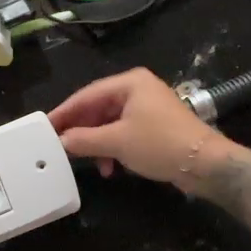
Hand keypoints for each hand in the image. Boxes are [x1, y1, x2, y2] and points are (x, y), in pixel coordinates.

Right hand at [48, 68, 223, 187]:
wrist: (205, 164)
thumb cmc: (160, 144)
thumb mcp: (117, 142)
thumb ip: (84, 139)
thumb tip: (61, 141)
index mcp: (129, 83)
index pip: (87, 95)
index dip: (65, 112)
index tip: (45, 126)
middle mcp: (138, 90)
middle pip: (98, 108)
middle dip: (82, 131)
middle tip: (61, 147)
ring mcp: (148, 108)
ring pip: (111, 123)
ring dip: (98, 144)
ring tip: (92, 164)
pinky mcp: (155, 127)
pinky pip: (125, 133)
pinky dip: (114, 149)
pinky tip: (111, 168)